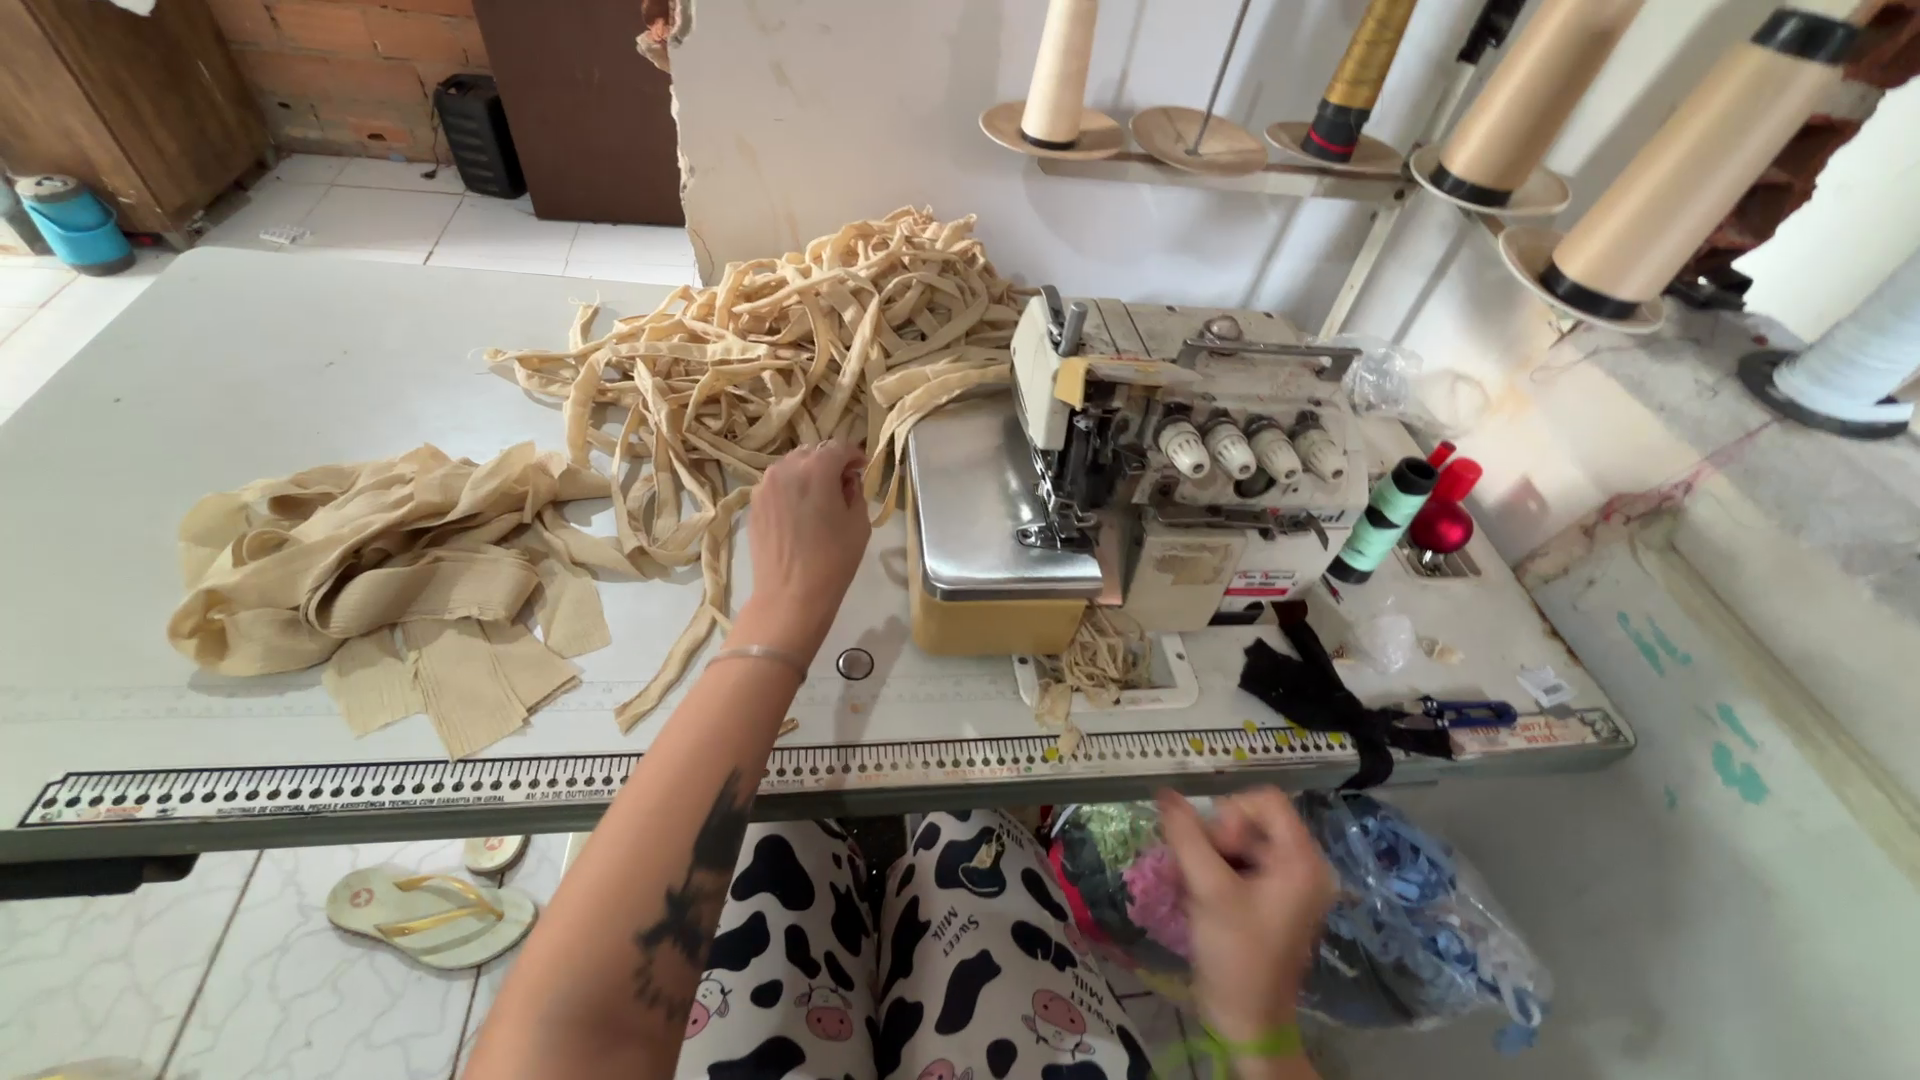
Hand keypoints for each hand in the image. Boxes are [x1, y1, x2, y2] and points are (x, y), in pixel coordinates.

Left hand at [738, 440, 871, 657]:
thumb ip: (855, 491)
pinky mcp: (754, 504)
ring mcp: (765, 485)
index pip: (839, 447)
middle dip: (830, 462)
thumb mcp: (859, 523)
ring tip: (819, 499)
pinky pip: (776, 485)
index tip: (862, 469)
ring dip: (808, 474)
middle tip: (842, 485)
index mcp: (816, 468)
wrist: (790, 594)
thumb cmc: (833, 560)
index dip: (855, 455)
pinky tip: (799, 513)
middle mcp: (786, 468)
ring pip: (791, 466)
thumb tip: (846, 480)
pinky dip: (790, 489)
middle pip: (813, 452)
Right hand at [1157, 788, 1335, 1045]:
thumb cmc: (1236, 955)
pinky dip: (1215, 872)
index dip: (1230, 812)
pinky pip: (1239, 863)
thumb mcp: (1209, 890)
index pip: (1265, 800)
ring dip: (1209, 856)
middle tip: (1202, 872)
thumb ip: (1185, 835)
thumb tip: (1164, 793)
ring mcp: (1287, 884)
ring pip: (1239, 841)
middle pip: (1250, 820)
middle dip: (1217, 838)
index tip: (1214, 847)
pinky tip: (1201, 896)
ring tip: (1197, 887)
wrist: (1247, 1021)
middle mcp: (1302, 866)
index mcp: (1302, 860)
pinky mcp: (1270, 900)